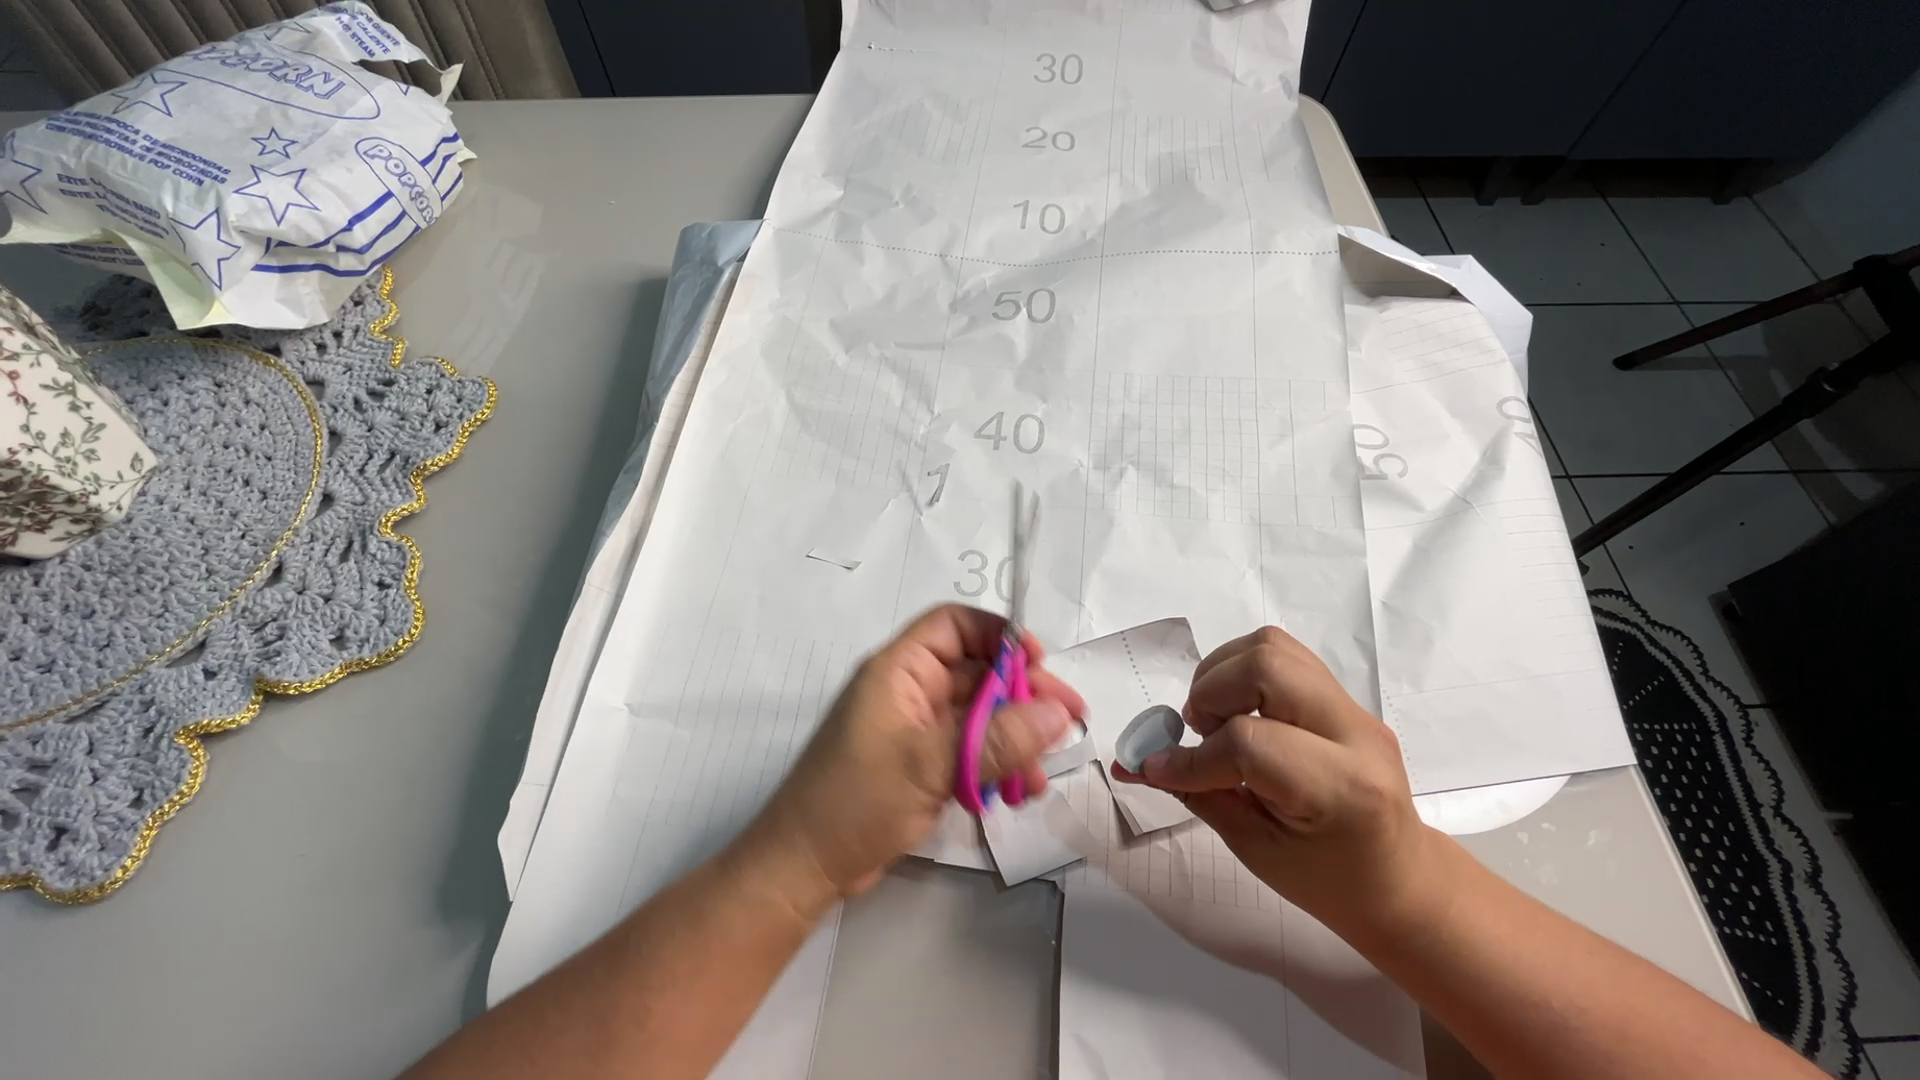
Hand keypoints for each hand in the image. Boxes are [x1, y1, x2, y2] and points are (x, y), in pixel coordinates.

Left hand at [743, 605, 1085, 899]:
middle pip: (978, 672)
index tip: (1039, 663)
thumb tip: (1059, 712)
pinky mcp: (923, 766)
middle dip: (1023, 694)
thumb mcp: (931, 764)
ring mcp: (918, 731)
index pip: (954, 626)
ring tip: (1045, 772)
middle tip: (1069, 720)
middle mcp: (912, 692)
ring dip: (1017, 737)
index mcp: (901, 671)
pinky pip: (972, 751)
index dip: (998, 635)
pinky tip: (1021, 792)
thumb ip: (997, 738)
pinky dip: (998, 765)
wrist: (804, 867)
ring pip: (981, 716)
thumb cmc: (856, 801)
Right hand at [1112, 626, 1438, 936]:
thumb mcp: (1254, 848)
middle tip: (1198, 731)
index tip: (1159, 769)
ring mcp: (1353, 708)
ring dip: (1223, 674)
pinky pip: (1284, 656)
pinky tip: (1235, 710)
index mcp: (1341, 789)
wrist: (1398, 878)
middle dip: (1211, 693)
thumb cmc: (1327, 881)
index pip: (1250, 743)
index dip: (1193, 757)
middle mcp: (1355, 734)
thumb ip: (1195, 794)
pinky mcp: (1344, 698)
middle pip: (1266, 667)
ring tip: (1215, 719)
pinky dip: (1242, 671)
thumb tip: (1136, 763)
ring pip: (1273, 648)